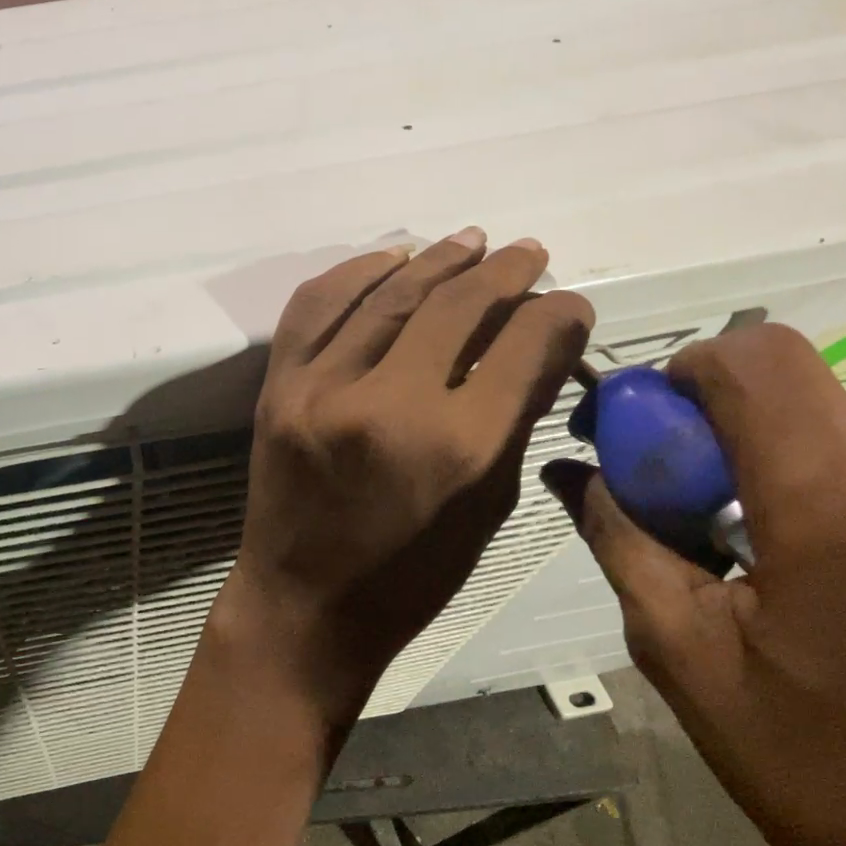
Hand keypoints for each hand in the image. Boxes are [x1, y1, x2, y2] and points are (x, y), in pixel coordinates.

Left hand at [221, 228, 592, 723]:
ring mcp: (319, 390)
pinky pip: (313, 307)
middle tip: (527, 254)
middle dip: (503, 272)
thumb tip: (540, 340)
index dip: (559, 313)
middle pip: (456, 306)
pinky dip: (355, 273)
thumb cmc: (408, 575)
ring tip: (468, 242)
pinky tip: (390, 259)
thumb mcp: (487, 508)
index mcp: (457, 447)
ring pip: (386, 295)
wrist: (301, 603)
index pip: (524, 344)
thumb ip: (514, 418)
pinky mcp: (276, 388)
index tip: (569, 303)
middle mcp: (387, 404)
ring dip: (434, 260)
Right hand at [541, 324, 845, 845]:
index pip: (763, 360)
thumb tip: (572, 469)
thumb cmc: (812, 766)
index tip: (652, 433)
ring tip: (771, 560)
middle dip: (729, 433)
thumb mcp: (681, 651)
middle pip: (806, 397)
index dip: (688, 372)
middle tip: (692, 513)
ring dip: (790, 468)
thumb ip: (623, 538)